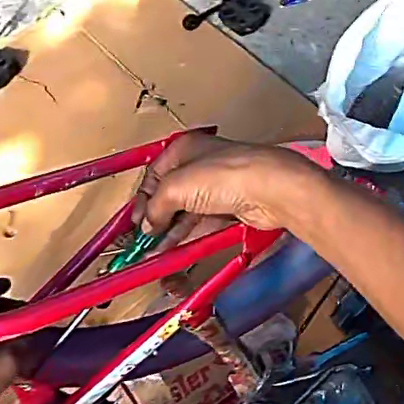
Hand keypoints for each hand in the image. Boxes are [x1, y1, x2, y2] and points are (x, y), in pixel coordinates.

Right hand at [131, 133, 326, 236]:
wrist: (269, 188)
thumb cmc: (222, 176)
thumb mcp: (176, 187)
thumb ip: (156, 206)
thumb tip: (148, 225)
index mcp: (183, 149)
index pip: (154, 175)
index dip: (142, 200)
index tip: (134, 223)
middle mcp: (199, 164)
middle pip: (170, 195)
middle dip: (155, 219)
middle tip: (142, 242)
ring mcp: (217, 187)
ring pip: (186, 212)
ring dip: (169, 233)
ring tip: (152, 254)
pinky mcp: (231, 207)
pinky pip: (204, 224)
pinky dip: (188, 237)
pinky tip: (173, 252)